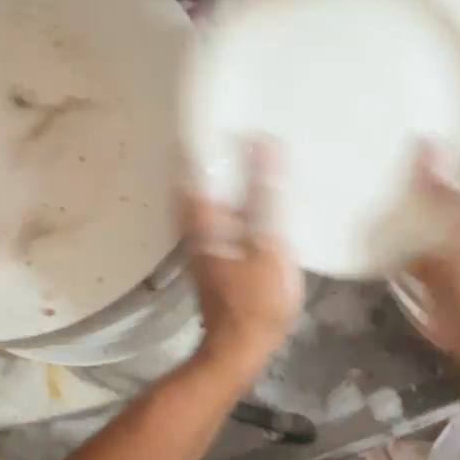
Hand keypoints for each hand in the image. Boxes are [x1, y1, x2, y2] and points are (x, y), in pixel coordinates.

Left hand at [181, 139, 302, 377]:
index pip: (192, 165)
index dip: (197, 136)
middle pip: (190, 183)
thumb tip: (263, 142)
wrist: (239, 349)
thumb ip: (266, 194)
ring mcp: (200, 248)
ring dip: (212, 181)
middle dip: (201, 157)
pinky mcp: (211, 263)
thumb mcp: (269, 244)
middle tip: (220, 130)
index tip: (210, 111)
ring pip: (199, 204)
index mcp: (204, 218)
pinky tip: (241, 205)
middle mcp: (194, 228)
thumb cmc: (256, 300)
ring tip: (231, 160)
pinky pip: (212, 221)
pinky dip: (222, 205)